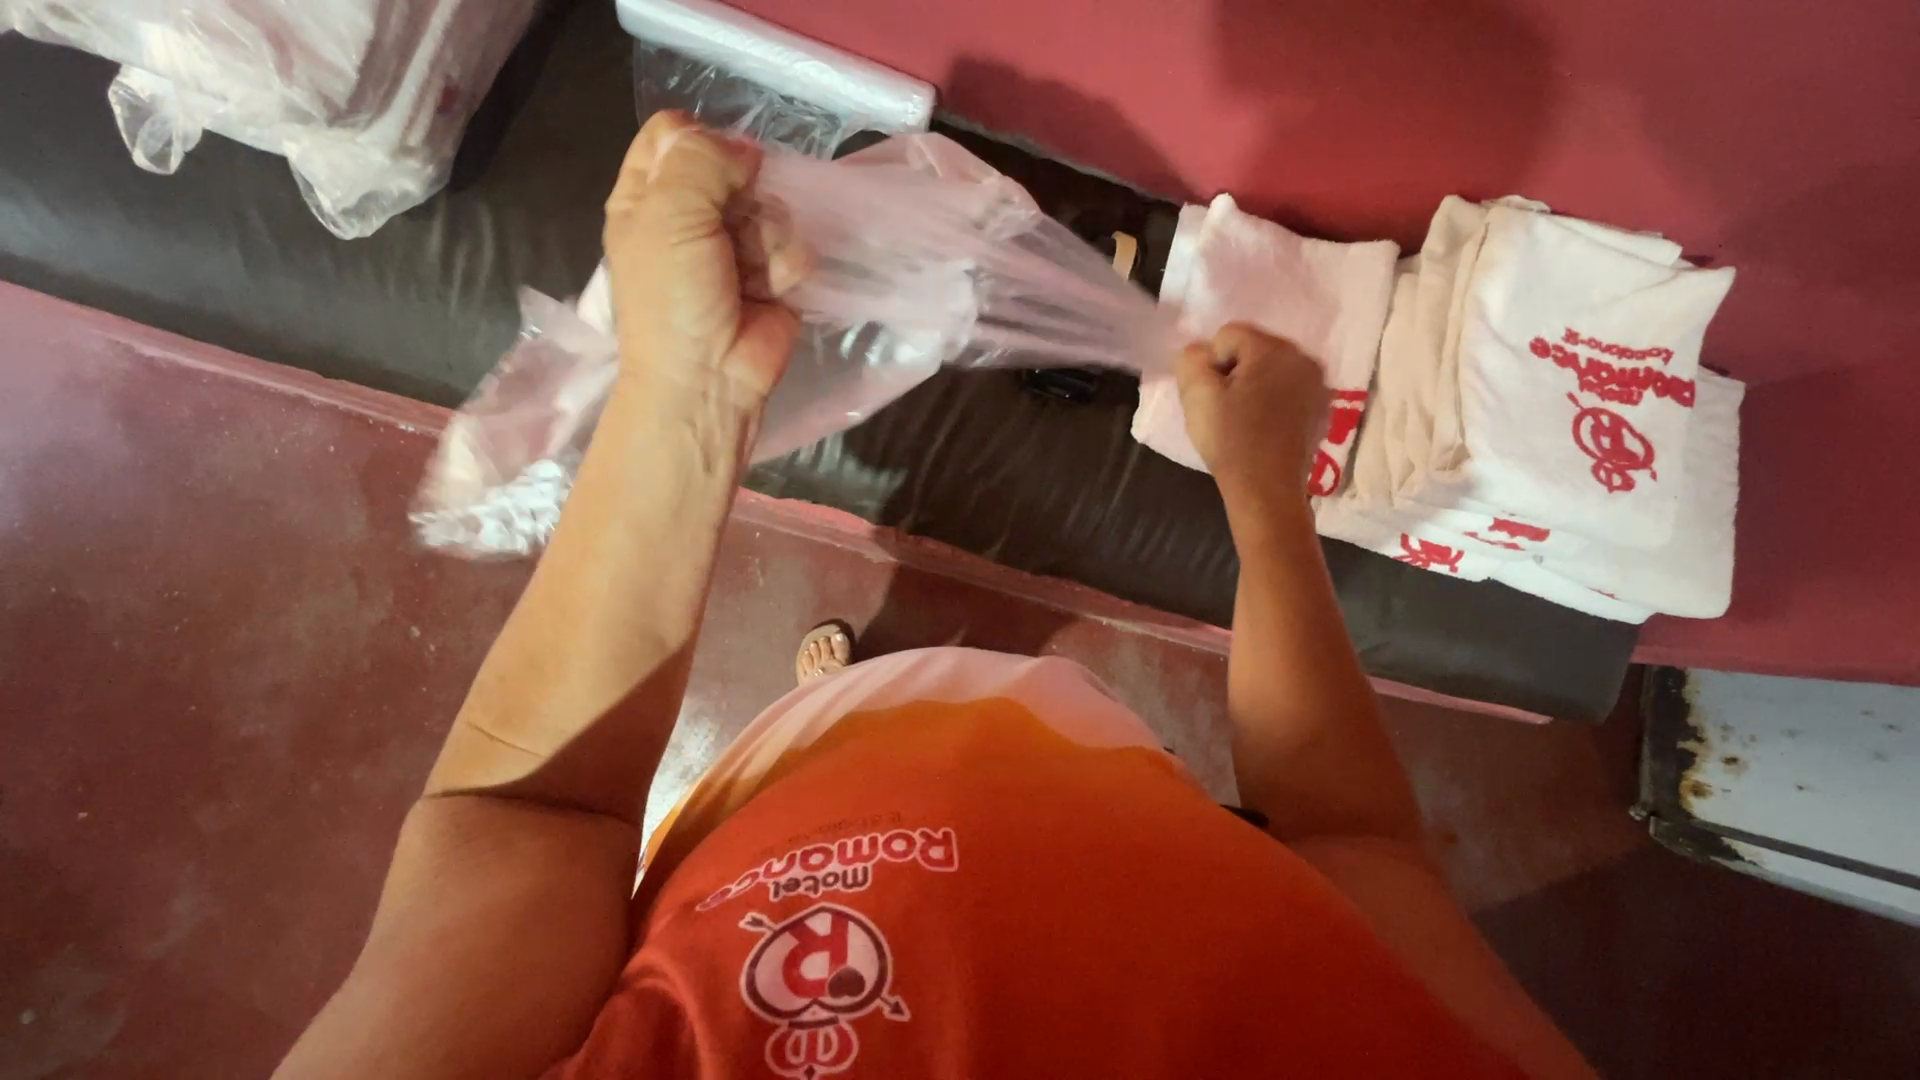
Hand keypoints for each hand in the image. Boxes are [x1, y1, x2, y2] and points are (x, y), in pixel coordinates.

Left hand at [603, 111, 809, 403]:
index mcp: (649, 197)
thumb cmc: (673, 299)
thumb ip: (701, 160)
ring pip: (774, 206)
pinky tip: (769, 293)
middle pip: (736, 167)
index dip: (701, 140)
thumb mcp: (668, 213)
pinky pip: (797, 246)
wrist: (709, 379)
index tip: (716, 161)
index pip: (675, 136)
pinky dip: (786, 269)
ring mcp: (740, 247)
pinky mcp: (777, 276)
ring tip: (749, 274)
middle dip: (743, 193)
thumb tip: (745, 150)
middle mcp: (695, 217)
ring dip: (767, 238)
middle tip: (731, 226)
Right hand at [1177, 323, 1329, 505]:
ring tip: (1244, 419)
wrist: (1266, 489)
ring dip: (1253, 385)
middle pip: (1253, 349)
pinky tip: (1263, 427)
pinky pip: (1288, 390)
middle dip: (1234, 371)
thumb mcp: (1196, 396)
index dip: (1211, 365)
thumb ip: (1190, 360)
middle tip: (1224, 408)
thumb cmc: (1230, 440)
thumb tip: (1198, 352)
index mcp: (1273, 349)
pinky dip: (1273, 401)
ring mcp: (1318, 383)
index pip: (1228, 335)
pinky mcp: (1322, 407)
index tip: (1212, 397)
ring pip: (1271, 369)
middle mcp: (1303, 357)